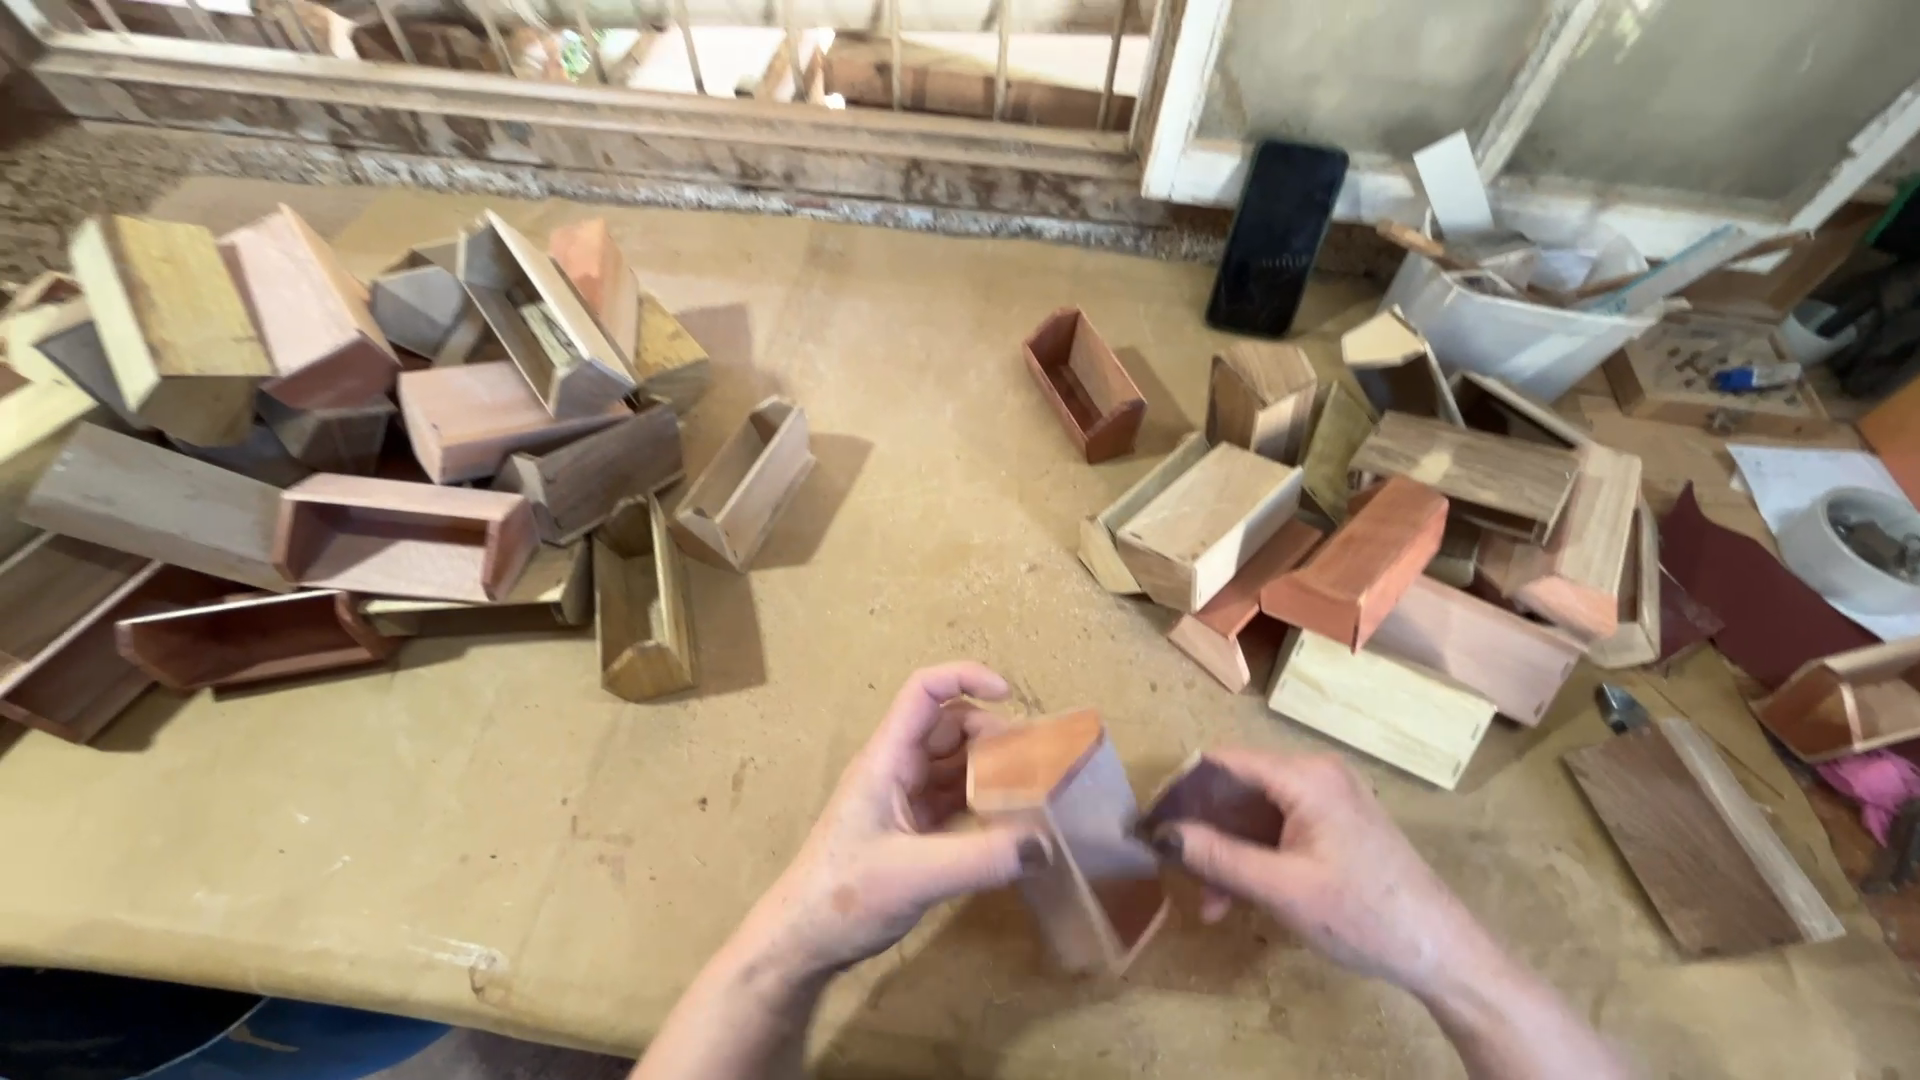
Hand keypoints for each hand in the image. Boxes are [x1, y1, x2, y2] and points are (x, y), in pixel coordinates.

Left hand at [732, 662, 1050, 982]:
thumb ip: (982, 859)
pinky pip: (954, 795)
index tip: (1008, 693)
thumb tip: (1045, 844)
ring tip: (1030, 790)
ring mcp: (903, 796)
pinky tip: (1007, 820)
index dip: (965, 676)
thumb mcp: (917, 876)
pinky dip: (981, 799)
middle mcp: (896, 767)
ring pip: (955, 761)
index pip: (924, 691)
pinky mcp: (912, 826)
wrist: (803, 940)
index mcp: (887, 758)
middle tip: (1031, 764)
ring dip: (989, 768)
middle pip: (949, 724)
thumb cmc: (845, 896)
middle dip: (991, 733)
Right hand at [1148, 748, 1495, 997]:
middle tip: (1173, 864)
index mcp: (1305, 775)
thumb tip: (1161, 834)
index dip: (1182, 788)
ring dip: (1226, 850)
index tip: (1152, 823)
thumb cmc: (1365, 915)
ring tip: (1207, 899)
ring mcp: (1326, 797)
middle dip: (1203, 827)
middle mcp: (1314, 773)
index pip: (1222, 761)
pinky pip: (1276, 827)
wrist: (1446, 955)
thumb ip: (1218, 857)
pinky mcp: (1332, 822)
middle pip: (1236, 786)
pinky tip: (1236, 895)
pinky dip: (1253, 856)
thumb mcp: (1282, 888)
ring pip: (1253, 811)